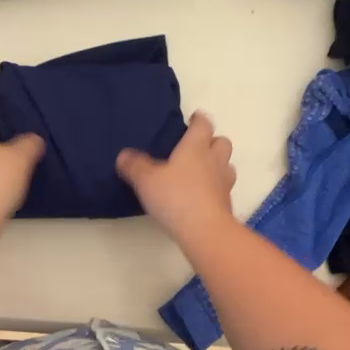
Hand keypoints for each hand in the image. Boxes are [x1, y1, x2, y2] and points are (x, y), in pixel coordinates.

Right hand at [117, 111, 237, 243]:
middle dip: (212, 142)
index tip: (193, 119)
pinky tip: (202, 196)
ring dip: (217, 164)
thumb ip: (135, 166)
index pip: (203, 124)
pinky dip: (215, 188)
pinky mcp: (226, 202)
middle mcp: (214, 160)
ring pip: (226, 165)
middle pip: (221, 142)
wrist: (204, 230)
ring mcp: (224, 181)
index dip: (198, 119)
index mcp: (196, 147)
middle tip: (197, 149)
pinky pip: (223, 188)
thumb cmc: (175, 197)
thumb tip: (123, 155)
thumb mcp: (146, 181)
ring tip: (202, 173)